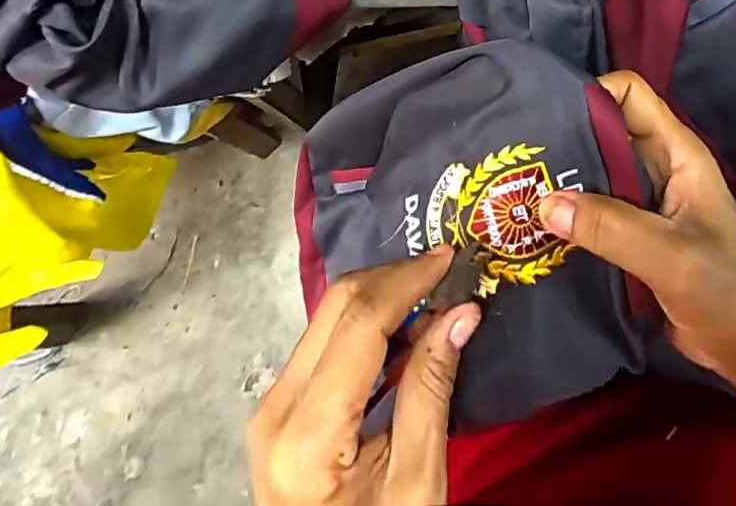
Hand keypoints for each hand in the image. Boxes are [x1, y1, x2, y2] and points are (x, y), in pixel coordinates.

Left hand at [250, 249, 481, 505]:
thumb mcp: (417, 477)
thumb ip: (433, 388)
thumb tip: (463, 311)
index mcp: (309, 432)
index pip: (361, 323)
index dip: (408, 279)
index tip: (451, 257)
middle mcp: (277, 408)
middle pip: (338, 306)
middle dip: (396, 275)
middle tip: (446, 269)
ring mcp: (272, 406)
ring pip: (329, 314)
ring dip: (384, 293)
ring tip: (433, 294)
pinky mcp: (281, 406)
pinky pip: (326, 337)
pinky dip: (370, 318)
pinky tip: (406, 327)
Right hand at [539, 71, 735, 398]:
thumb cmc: (729, 291)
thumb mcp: (672, 255)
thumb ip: (612, 228)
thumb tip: (546, 202)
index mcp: (678, 153)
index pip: (631, 95)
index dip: (591, 94)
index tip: (544, 114)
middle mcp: (659, 169)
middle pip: (606, 133)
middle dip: (564, 138)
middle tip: (514, 159)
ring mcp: (646, 205)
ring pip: (597, 175)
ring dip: (562, 181)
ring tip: (508, 194)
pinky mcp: (635, 238)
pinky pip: (595, 215)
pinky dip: (568, 218)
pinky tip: (531, 232)